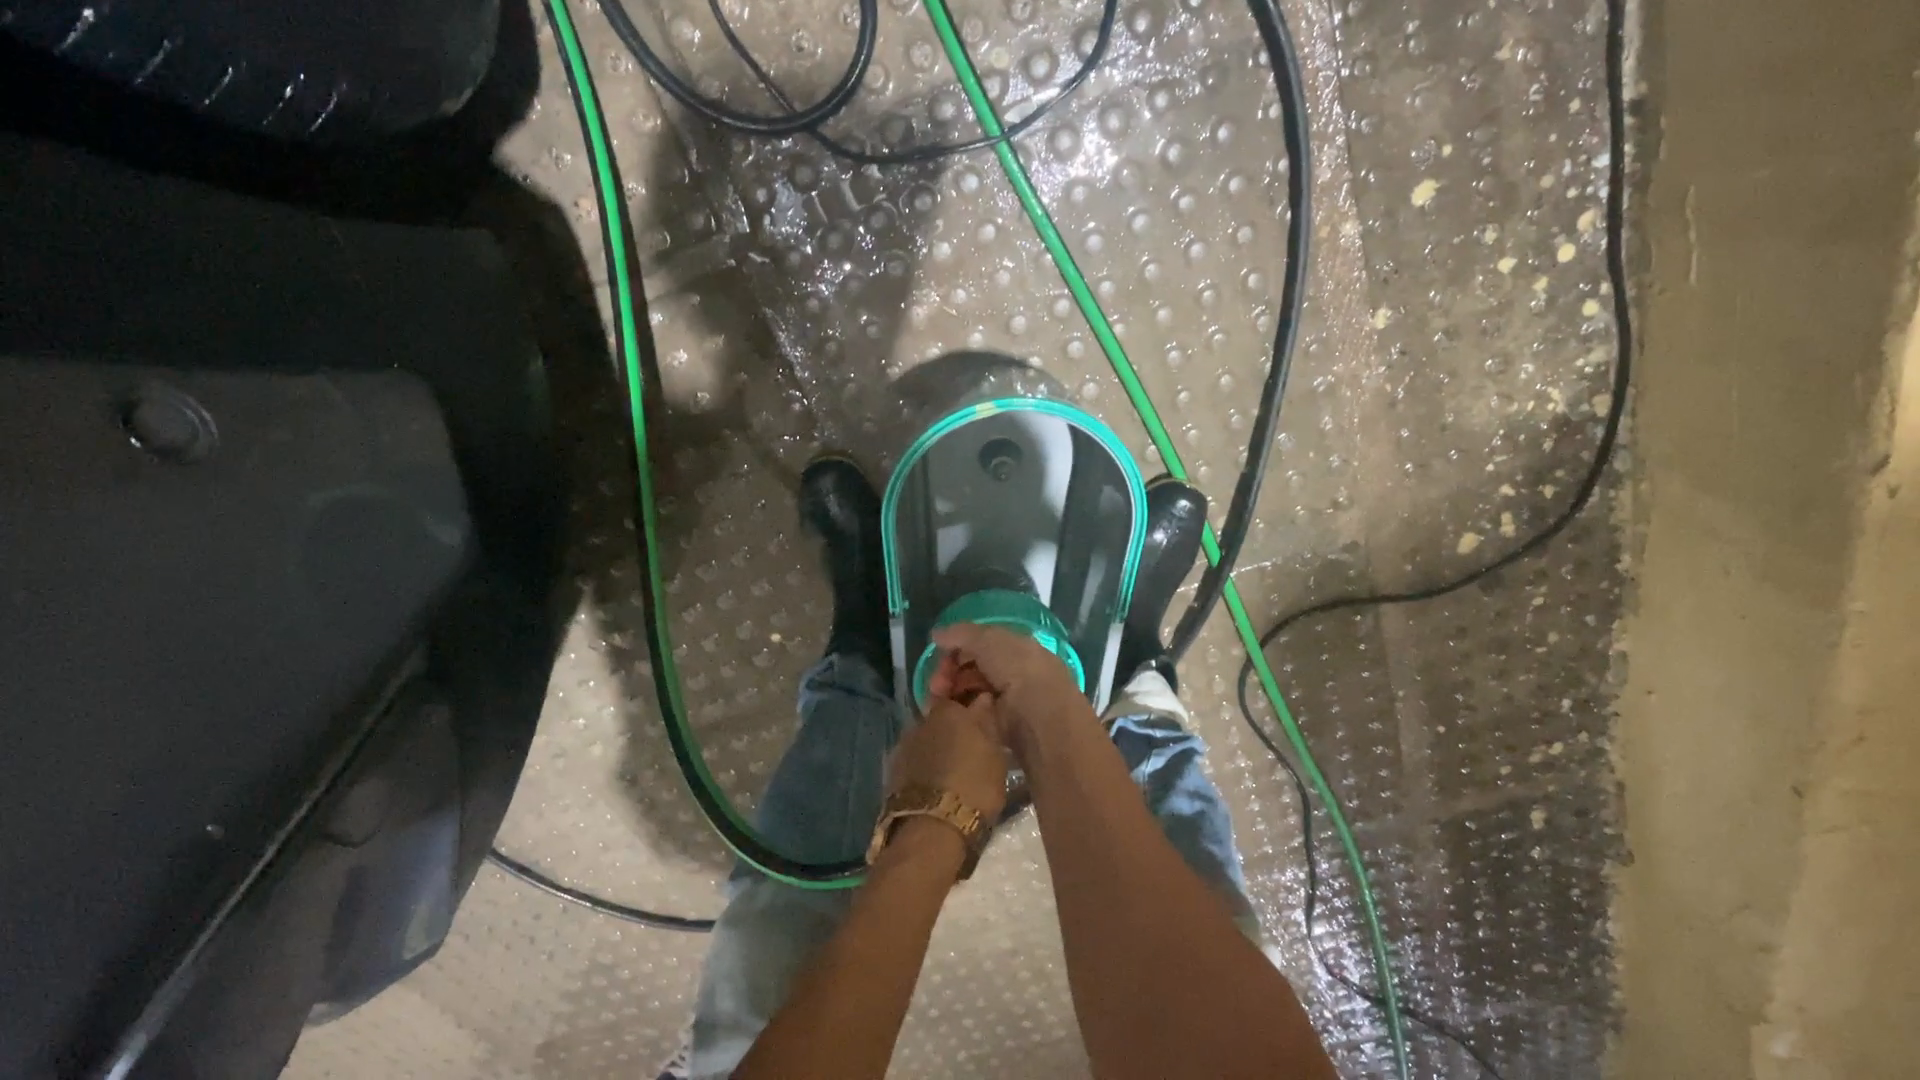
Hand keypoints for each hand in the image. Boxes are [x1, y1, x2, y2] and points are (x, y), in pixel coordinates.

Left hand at [887, 693, 1010, 827]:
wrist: (931, 830)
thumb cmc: (974, 787)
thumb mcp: (995, 756)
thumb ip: (988, 724)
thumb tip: (982, 700)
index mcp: (947, 711)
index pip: (959, 696)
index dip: (971, 707)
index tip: (983, 720)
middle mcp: (920, 722)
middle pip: (940, 720)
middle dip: (953, 730)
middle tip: (970, 750)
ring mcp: (902, 747)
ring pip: (926, 741)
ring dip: (937, 750)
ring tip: (953, 773)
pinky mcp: (891, 772)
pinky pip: (914, 762)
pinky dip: (924, 769)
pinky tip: (935, 785)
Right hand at [928, 623, 1097, 755]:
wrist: (1039, 715)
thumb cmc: (1017, 667)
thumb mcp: (987, 639)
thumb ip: (960, 634)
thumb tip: (937, 634)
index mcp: (1016, 648)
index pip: (979, 644)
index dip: (956, 648)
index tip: (939, 653)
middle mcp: (1013, 672)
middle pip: (971, 670)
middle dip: (949, 673)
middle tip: (936, 685)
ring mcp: (1007, 701)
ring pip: (969, 693)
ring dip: (950, 694)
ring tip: (938, 700)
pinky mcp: (1001, 727)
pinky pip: (973, 716)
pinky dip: (960, 713)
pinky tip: (951, 715)